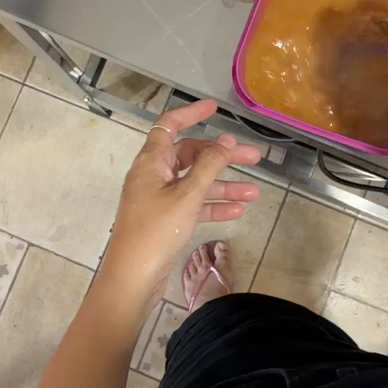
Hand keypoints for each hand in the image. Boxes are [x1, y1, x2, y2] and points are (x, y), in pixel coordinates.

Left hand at [98, 98, 262, 305]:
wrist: (133, 279)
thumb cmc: (157, 232)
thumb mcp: (187, 196)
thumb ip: (208, 166)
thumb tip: (225, 140)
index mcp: (151, 162)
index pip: (170, 125)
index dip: (192, 113)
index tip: (216, 108)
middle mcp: (152, 176)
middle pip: (189, 155)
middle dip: (221, 156)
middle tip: (254, 157)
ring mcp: (158, 199)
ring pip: (195, 183)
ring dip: (223, 185)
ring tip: (254, 192)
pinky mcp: (165, 221)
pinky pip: (192, 205)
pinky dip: (213, 205)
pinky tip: (237, 211)